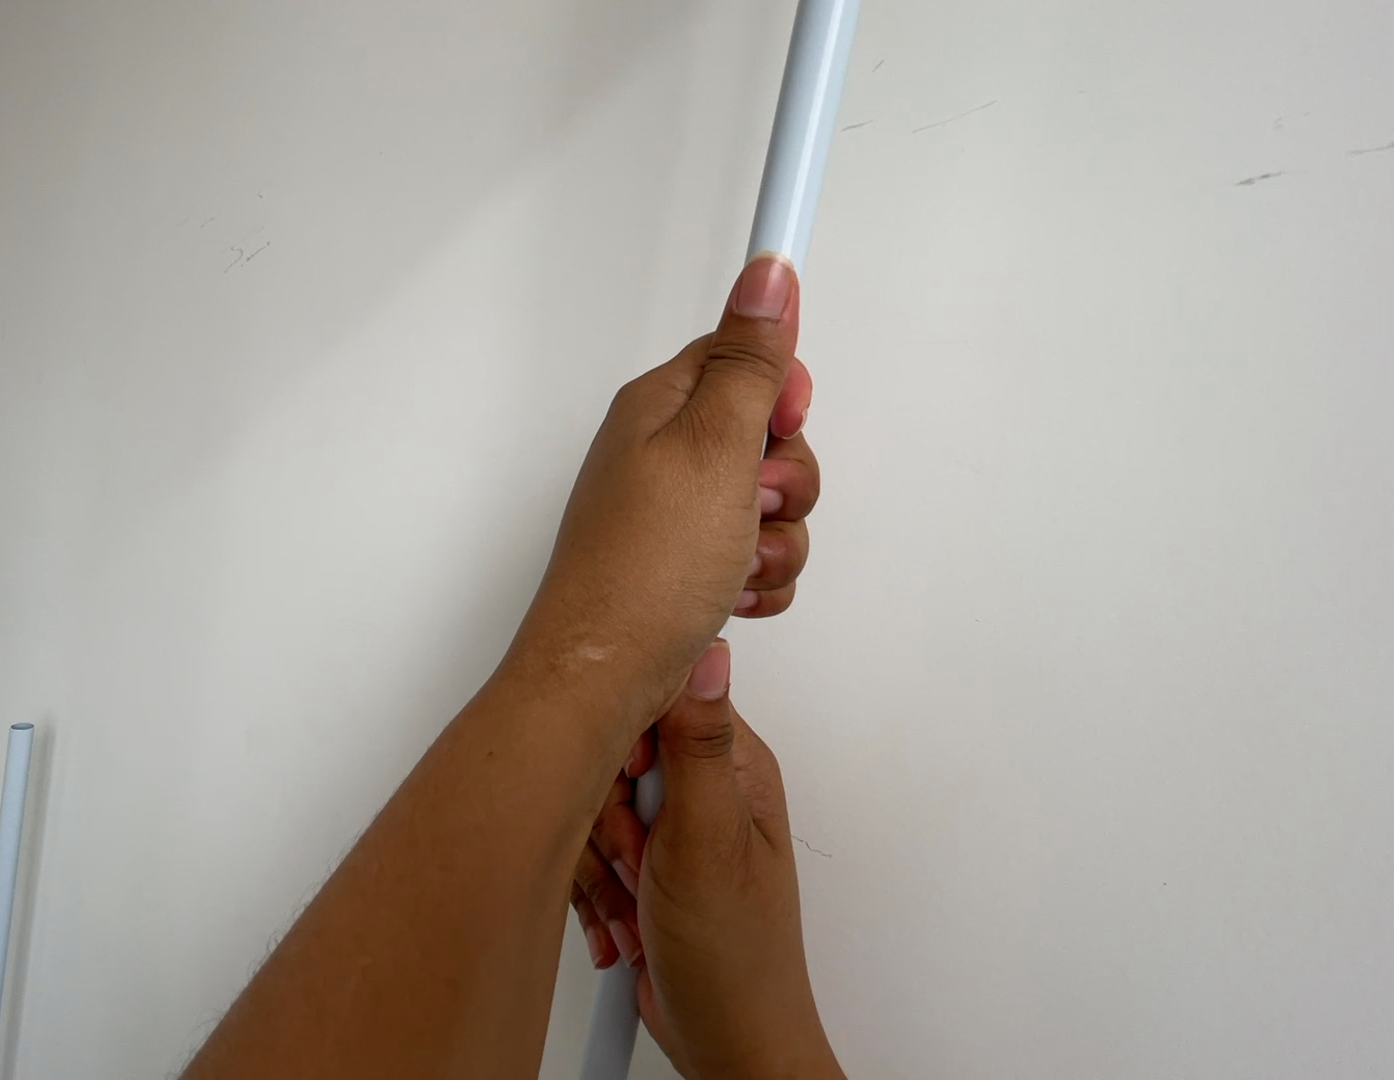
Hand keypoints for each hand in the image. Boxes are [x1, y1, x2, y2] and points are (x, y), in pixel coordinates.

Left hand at [496, 256, 818, 729]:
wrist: (608, 671)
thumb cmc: (649, 563)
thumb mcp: (713, 446)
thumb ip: (750, 362)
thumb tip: (769, 274)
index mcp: (660, 409)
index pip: (738, 360)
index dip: (778, 394)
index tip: (779, 427)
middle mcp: (663, 456)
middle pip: (765, 438)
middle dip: (785, 480)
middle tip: (752, 505)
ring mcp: (675, 514)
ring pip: (767, 504)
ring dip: (772, 540)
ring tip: (734, 565)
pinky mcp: (686, 563)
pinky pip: (752, 554)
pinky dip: (756, 578)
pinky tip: (730, 596)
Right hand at [577, 642, 842, 1079]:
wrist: (725, 1041)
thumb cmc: (736, 955)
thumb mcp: (709, 840)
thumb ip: (699, 743)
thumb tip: (705, 651)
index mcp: (730, 762)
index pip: (657, 698)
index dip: (624, 740)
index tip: (628, 786)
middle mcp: (700, 784)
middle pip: (612, 751)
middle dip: (608, 815)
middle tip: (637, 854)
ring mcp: (668, 821)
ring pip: (591, 802)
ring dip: (599, 859)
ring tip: (636, 893)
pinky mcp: (642, 855)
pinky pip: (588, 843)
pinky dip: (594, 885)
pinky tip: (625, 914)